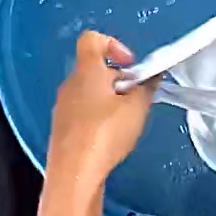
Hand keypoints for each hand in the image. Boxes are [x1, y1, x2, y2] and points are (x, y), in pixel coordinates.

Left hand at [47, 31, 156, 194]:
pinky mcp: (63, 129)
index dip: (114, 44)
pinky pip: (83, 112)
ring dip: (111, 99)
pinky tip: (111, 137)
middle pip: (96, 69)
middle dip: (120, 79)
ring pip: (90, 92)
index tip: (131, 64)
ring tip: (127, 121)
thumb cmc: (104, 134)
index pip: (92, 39)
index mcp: (87, 72)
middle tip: (137, 98)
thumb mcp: (137, 108)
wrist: (73, 175)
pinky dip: (99, 117)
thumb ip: (147, 87)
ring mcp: (63, 107)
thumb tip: (152, 77)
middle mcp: (70, 85)